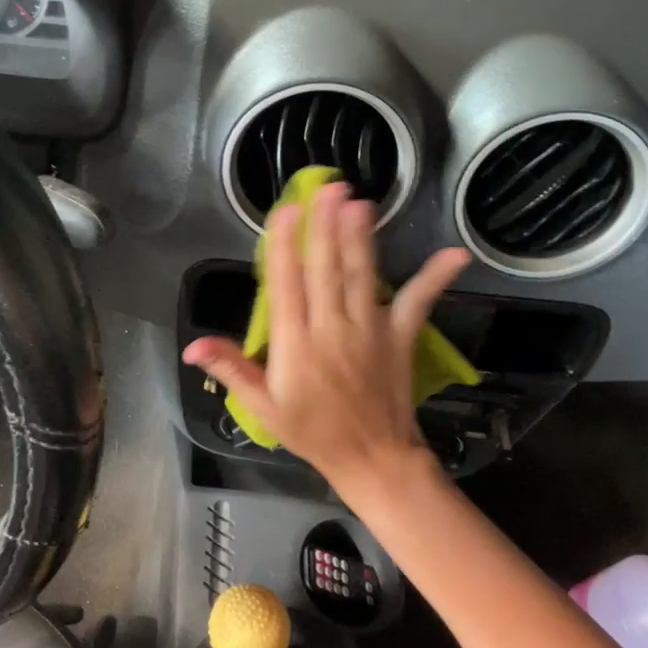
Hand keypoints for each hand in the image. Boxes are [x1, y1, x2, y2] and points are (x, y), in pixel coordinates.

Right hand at [183, 181, 471, 494]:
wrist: (371, 459)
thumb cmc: (311, 431)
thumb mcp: (263, 406)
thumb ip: (232, 368)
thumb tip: (192, 345)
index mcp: (296, 345)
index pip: (287, 285)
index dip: (285, 246)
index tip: (286, 211)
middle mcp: (333, 329)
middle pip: (327, 270)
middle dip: (326, 227)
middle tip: (328, 188)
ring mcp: (370, 331)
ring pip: (363, 276)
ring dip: (361, 237)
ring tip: (360, 202)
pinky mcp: (400, 337)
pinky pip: (419, 302)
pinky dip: (436, 277)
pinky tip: (456, 253)